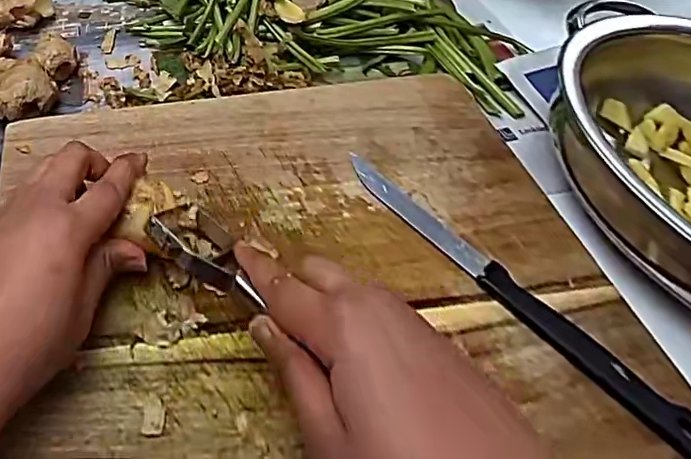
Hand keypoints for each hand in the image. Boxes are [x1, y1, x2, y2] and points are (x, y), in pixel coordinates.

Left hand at [0, 143, 147, 458]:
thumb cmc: (27, 343)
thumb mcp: (80, 312)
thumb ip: (105, 268)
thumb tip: (133, 251)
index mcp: (67, 227)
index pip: (106, 187)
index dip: (127, 170)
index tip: (138, 160)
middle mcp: (37, 207)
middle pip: (70, 157)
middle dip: (95, 161)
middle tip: (111, 182)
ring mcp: (10, 212)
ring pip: (44, 169)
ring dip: (67, 173)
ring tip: (84, 206)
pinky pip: (25, 192)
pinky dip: (45, 193)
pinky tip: (52, 227)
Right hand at [236, 245, 549, 458]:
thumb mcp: (331, 439)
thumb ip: (293, 375)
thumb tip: (267, 333)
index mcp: (343, 326)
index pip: (281, 285)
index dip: (254, 267)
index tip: (239, 250)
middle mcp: (381, 312)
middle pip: (318, 271)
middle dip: (294, 284)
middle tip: (278, 317)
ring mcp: (420, 328)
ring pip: (357, 291)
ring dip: (332, 304)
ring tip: (326, 354)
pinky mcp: (451, 352)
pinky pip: (393, 317)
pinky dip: (369, 325)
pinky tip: (373, 372)